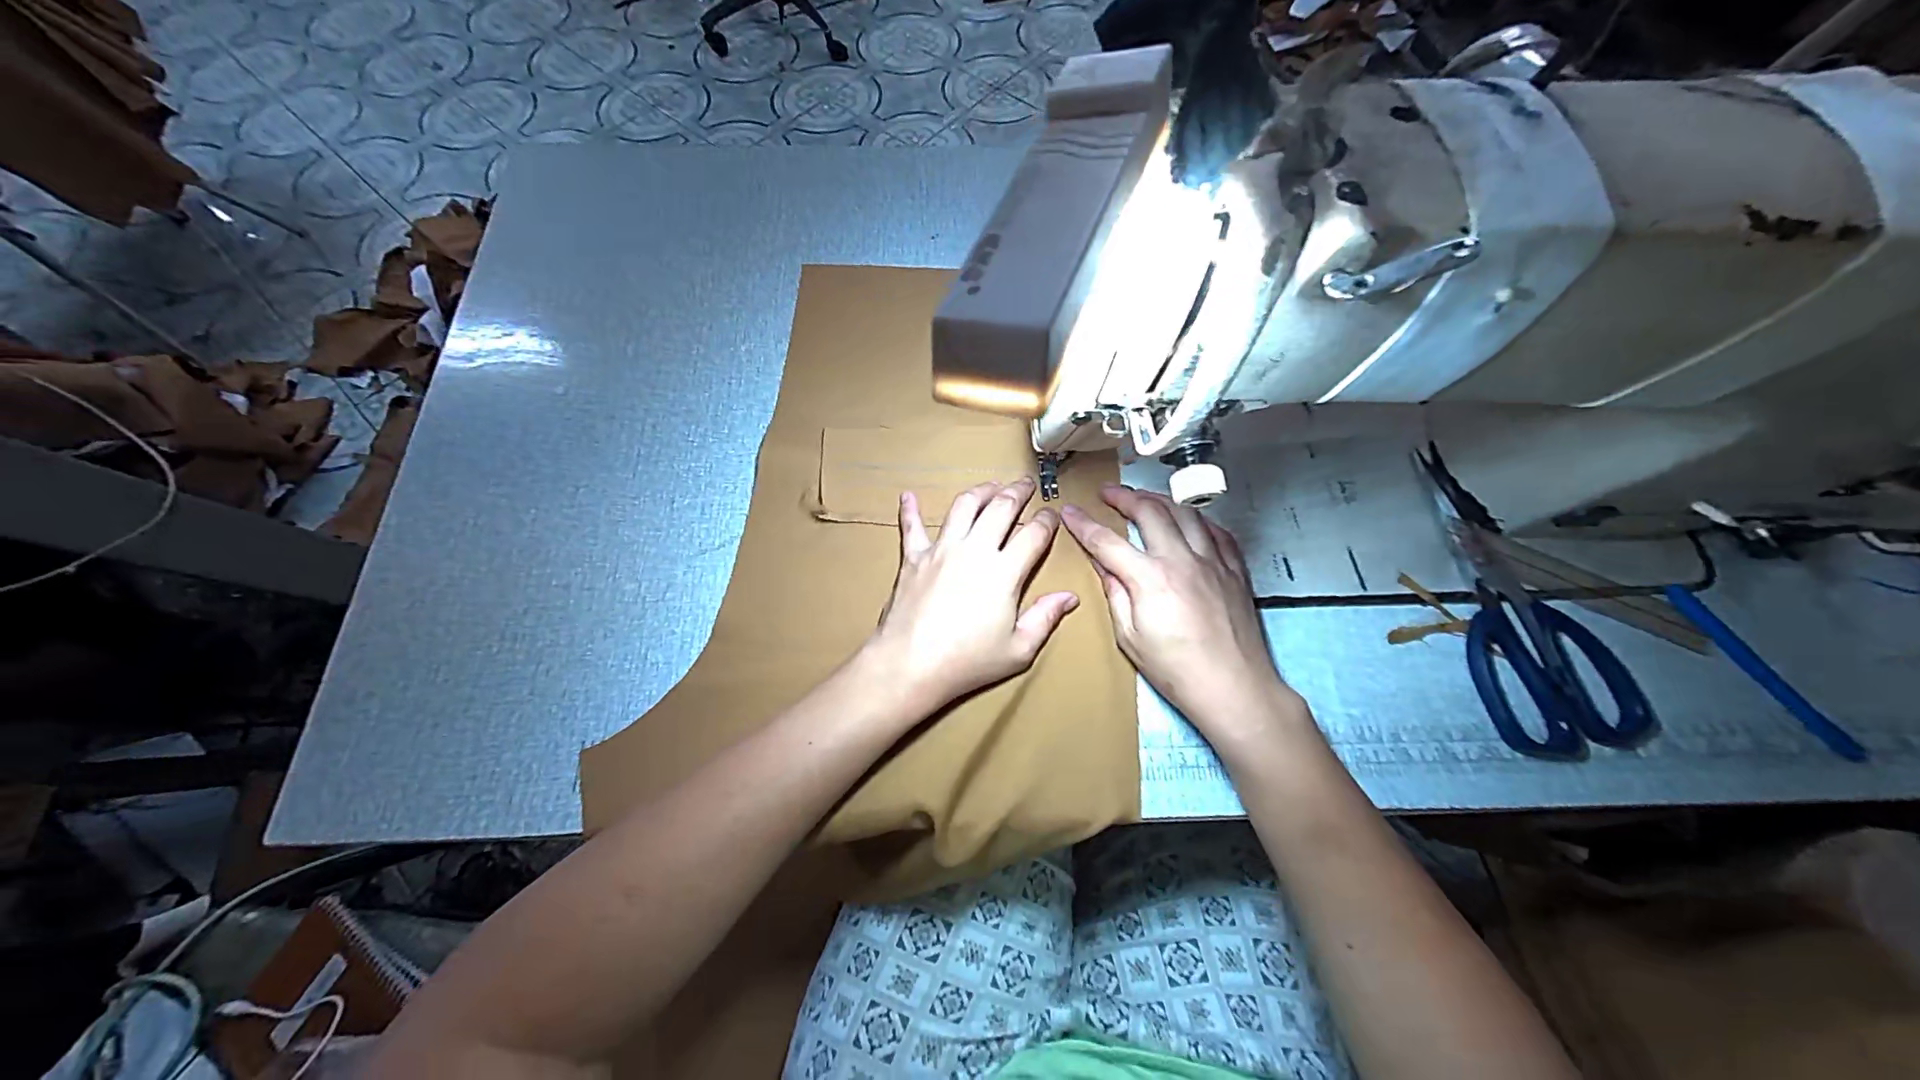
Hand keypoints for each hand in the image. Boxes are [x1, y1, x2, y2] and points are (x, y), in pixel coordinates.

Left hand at [861, 478, 1078, 715]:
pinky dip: (910, 510)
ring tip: (990, 487)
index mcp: (1004, 572)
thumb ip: (1045, 618)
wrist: (910, 664)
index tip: (1052, 513)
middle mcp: (973, 551)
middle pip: (1000, 508)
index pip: (1033, 534)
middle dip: (1017, 492)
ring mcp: (941, 550)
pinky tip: (908, 496)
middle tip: (1025, 485)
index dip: (1047, 520)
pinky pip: (911, 527)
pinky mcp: (913, 558)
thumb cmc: (966, 662)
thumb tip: (1069, 598)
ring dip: (980, 492)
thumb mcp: (1018, 649)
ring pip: (963, 507)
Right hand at [1061, 484, 1304, 745]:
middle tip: (1109, 493)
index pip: (1107, 541)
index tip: (1069, 512)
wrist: (1233, 688)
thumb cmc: (1178, 671)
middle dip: (1124, 496)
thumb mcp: (1130, 638)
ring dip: (1160, 501)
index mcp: (1151, 579)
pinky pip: (1216, 530)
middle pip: (1150, 511)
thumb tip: (1104, 566)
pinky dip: (1196, 519)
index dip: (1083, 524)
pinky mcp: (1235, 569)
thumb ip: (1116, 594)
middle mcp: (1183, 560)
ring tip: (1145, 500)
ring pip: (1185, 513)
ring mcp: (1213, 561)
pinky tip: (1188, 522)